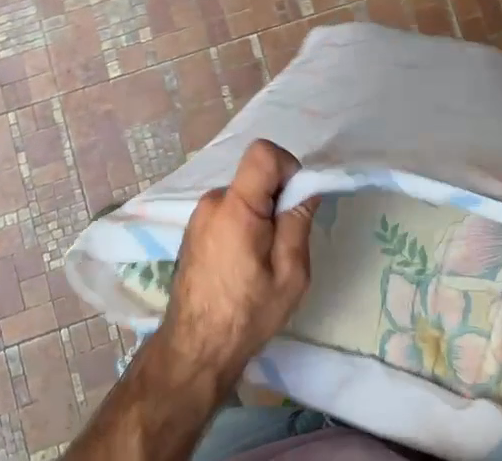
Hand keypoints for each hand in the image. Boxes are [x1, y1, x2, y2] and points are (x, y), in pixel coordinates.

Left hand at [158, 139, 317, 379]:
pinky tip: (244, 264)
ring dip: (260, 215)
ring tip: (263, 261)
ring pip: (243, 195)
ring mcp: (199, 215)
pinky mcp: (194, 229)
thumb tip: (307, 188)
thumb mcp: (290, 273)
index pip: (263, 152)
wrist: (195, 348)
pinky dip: (243, 225)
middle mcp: (213, 201)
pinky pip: (228, 211)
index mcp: (236, 207)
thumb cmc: (247, 314)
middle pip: (255, 177)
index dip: (288, 167)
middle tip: (285, 243)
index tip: (297, 203)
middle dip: (277, 199)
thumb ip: (298, 223)